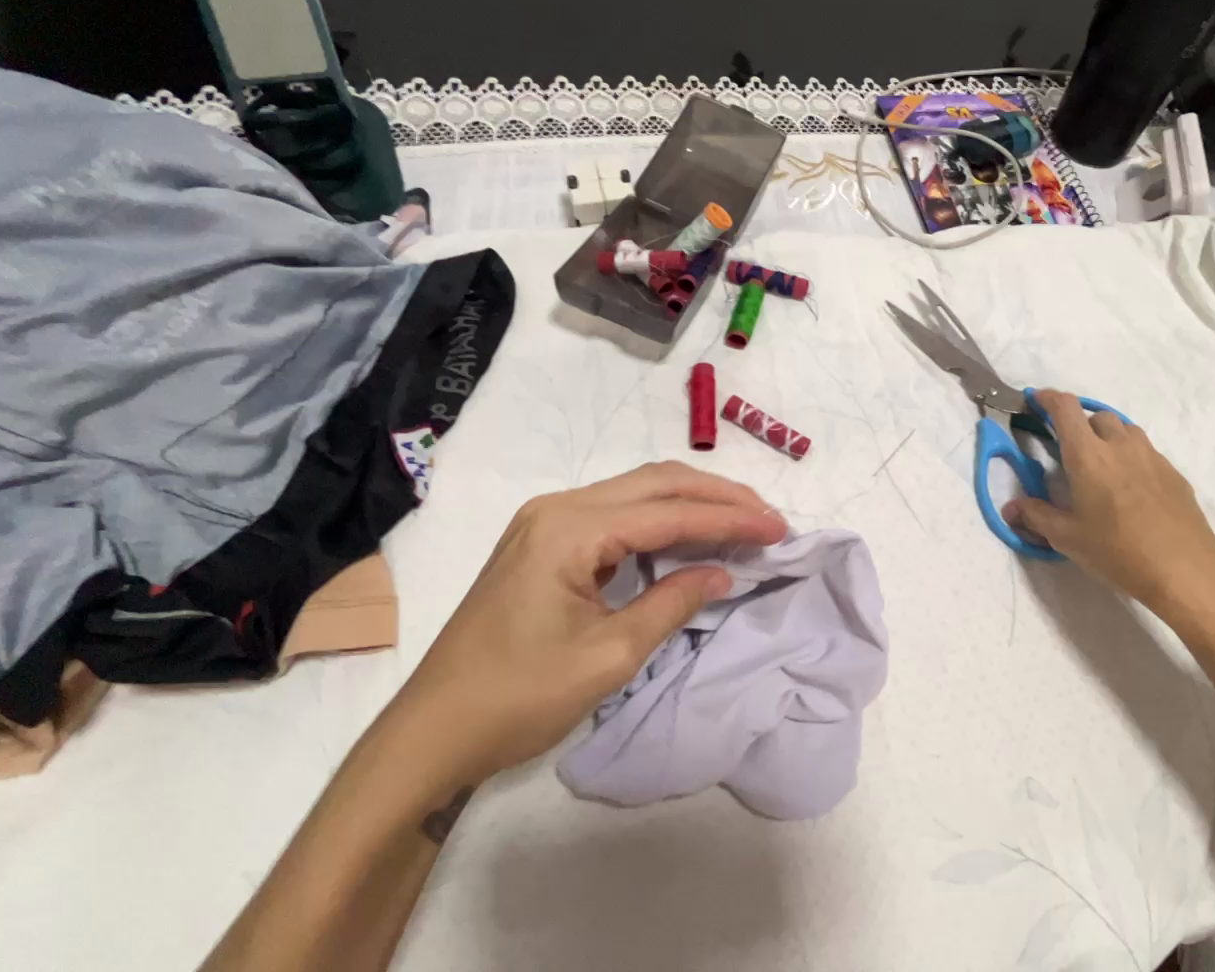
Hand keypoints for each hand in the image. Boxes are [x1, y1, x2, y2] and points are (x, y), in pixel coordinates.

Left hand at [387, 463, 787, 788]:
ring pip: (635, 494)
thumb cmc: (519, 698)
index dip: (731, 518)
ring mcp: (545, 523)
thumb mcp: (609, 656)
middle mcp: (557, 509)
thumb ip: (672, 604)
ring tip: (742, 522)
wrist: (434, 731)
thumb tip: (723, 573)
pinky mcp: (542, 544)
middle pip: (655, 484)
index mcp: (570, 530)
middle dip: (718, 496)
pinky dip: (660, 523)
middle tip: (768, 517)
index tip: (779, 528)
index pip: (669, 512)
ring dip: (691, 504)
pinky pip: (614, 517)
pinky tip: (688, 539)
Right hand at [1002, 390, 1214, 625]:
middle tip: (1068, 450)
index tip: (1036, 401)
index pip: (1066, 408)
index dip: (1048, 398)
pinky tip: (1129, 489)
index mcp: (1088, 455)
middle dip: (1079, 423)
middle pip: (1097, 416)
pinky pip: (1146, 452)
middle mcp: (1120, 446)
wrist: (1185, 570)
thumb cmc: (1117, 551)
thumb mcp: (1067, 538)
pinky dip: (1130, 457)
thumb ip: (1036, 517)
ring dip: (1107, 437)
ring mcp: (1151, 457)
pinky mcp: (1173, 473)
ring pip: (1125, 430)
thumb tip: (1010, 508)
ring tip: (1099, 465)